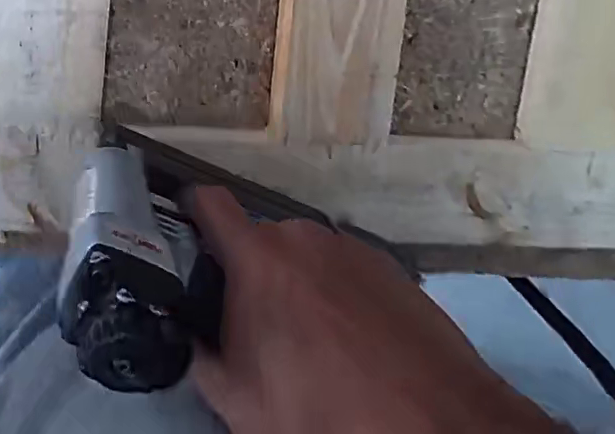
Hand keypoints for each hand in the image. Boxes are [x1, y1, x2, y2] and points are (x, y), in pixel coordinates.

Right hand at [187, 186, 560, 433]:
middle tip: (259, 329)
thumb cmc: (323, 411)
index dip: (189, 206)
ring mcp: (345, 243)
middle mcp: (299, 234)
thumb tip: (187, 334)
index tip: (181, 226)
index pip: (209, 201)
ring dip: (294, 285)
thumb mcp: (241, 403)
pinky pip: (340, 266)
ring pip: (301, 256)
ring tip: (314, 343)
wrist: (434, 419)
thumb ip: (201, 358)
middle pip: (257, 242)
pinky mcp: (382, 259)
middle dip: (249, 276)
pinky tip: (354, 341)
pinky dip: (334, 292)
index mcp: (257, 257)